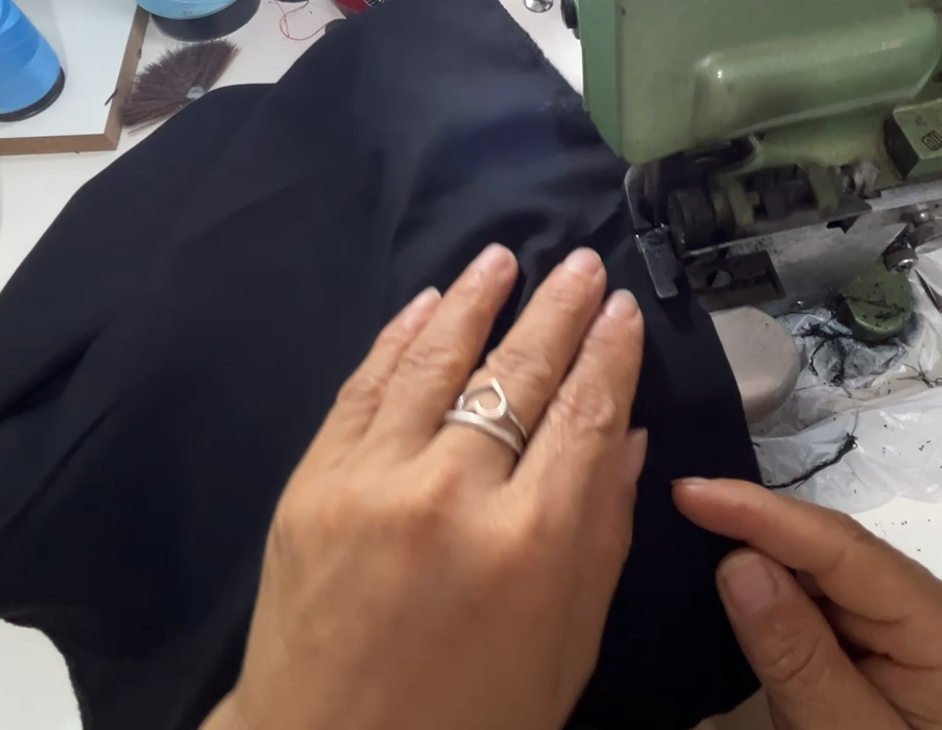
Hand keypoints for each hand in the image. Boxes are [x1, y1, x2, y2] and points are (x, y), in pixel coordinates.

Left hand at [204, 244, 649, 729]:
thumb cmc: (471, 715)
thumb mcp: (567, 644)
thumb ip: (604, 532)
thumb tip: (628, 436)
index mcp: (529, 544)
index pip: (584, 415)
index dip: (609, 354)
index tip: (623, 307)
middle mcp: (451, 494)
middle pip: (519, 374)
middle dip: (557, 310)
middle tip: (580, 263)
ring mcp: (371, 478)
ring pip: (436, 360)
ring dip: (474, 300)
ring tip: (502, 257)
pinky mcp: (313, 478)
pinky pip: (365, 385)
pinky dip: (399, 336)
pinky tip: (429, 302)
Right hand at [674, 479, 941, 729]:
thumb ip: (797, 657)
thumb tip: (737, 561)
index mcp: (936, 624)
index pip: (840, 547)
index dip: (761, 512)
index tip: (689, 492)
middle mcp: (921, 603)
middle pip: (824, 545)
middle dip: (750, 521)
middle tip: (676, 500)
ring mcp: (895, 618)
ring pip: (810, 561)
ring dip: (750, 545)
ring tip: (688, 520)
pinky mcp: (867, 636)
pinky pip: (808, 590)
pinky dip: (762, 580)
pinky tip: (723, 566)